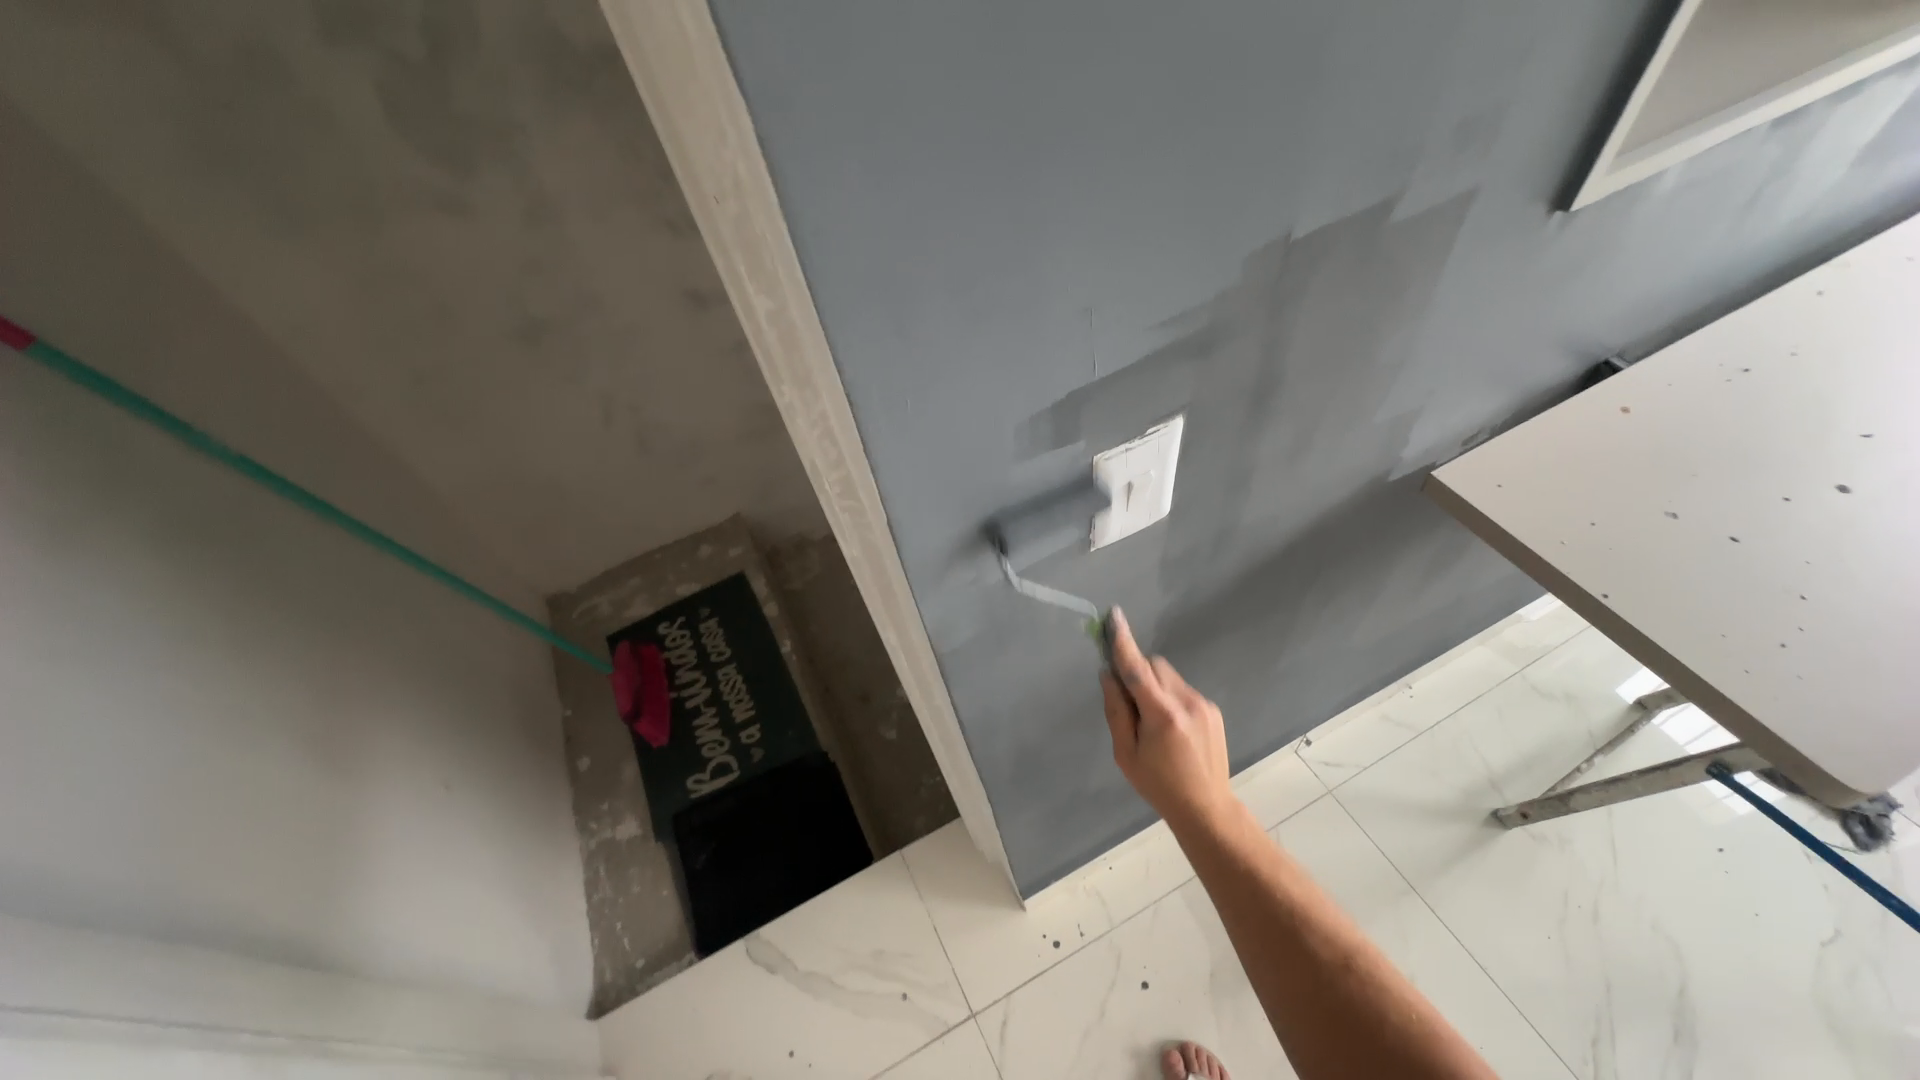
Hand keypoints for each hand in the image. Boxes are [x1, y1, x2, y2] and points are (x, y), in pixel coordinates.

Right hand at [1100, 608, 1233, 829]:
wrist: (1205, 807)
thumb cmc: (1157, 784)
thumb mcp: (1125, 753)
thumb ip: (1116, 710)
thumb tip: (1108, 675)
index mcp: (1161, 714)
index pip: (1136, 668)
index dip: (1123, 641)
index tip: (1114, 616)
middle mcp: (1186, 701)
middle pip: (1154, 665)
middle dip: (1137, 672)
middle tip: (1127, 700)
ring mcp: (1203, 704)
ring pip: (1169, 675)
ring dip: (1153, 685)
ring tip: (1152, 721)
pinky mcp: (1212, 709)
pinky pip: (1182, 689)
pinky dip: (1169, 697)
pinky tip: (1170, 728)